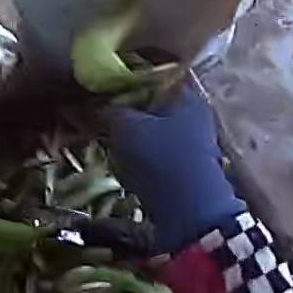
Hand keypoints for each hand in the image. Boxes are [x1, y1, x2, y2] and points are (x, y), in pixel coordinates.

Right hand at [103, 81, 244, 252]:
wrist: (189, 214)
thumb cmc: (160, 160)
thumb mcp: (126, 128)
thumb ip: (110, 110)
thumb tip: (98, 105)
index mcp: (186, 97)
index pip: (151, 78)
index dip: (123, 84)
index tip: (100, 94)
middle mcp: (194, 117)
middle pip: (150, 108)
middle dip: (124, 115)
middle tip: (99, 122)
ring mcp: (192, 145)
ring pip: (151, 134)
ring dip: (129, 140)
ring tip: (107, 147)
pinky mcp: (185, 170)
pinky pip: (155, 157)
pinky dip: (139, 161)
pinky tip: (123, 169)